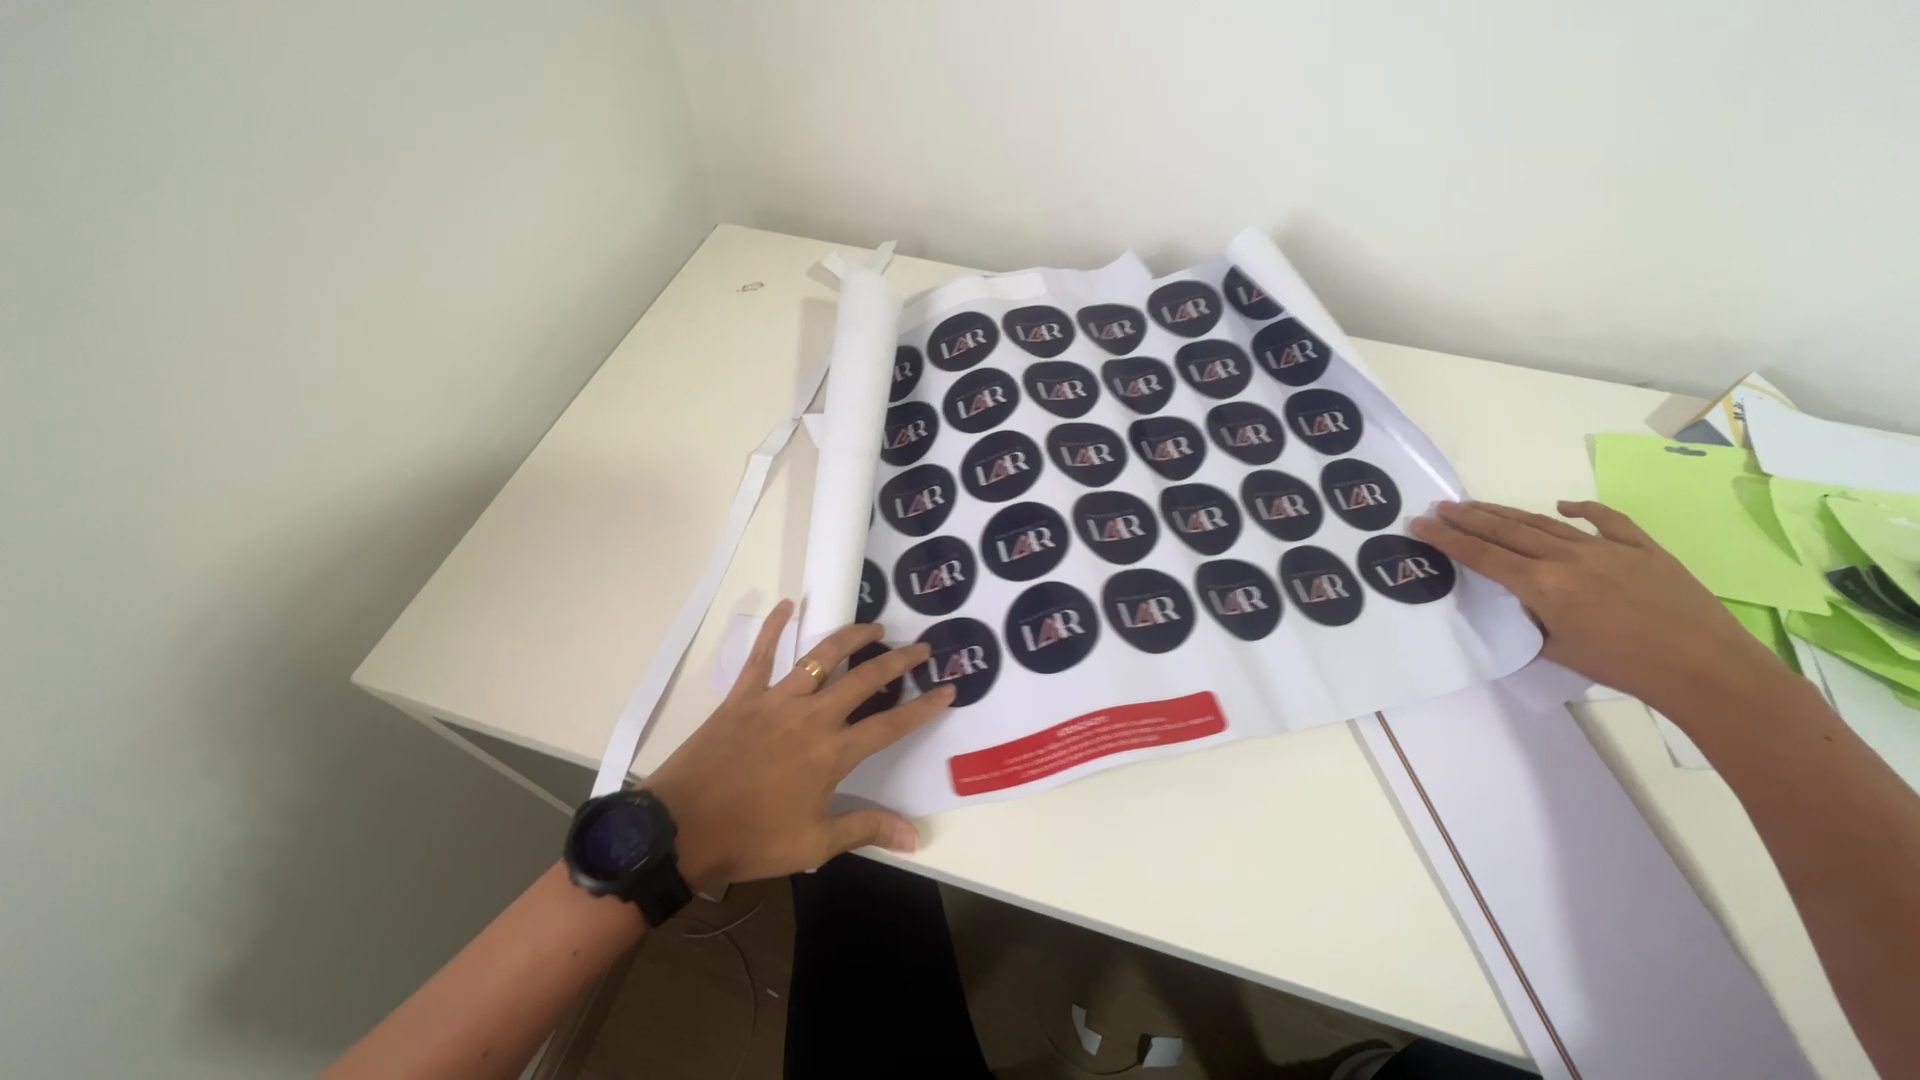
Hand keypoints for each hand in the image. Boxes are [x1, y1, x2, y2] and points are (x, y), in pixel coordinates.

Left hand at [643, 600, 951, 888]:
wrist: (680, 829)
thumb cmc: (750, 839)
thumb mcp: (814, 844)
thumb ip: (866, 828)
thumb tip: (915, 835)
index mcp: (832, 753)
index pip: (890, 724)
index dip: (923, 707)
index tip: (947, 689)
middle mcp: (811, 717)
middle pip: (864, 680)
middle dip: (897, 660)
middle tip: (920, 646)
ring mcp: (775, 700)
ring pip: (820, 657)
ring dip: (851, 638)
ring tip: (874, 627)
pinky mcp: (742, 696)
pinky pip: (761, 654)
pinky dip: (775, 627)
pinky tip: (788, 604)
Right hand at [1409, 499, 1792, 712]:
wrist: (1705, 668)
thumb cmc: (1624, 667)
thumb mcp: (1559, 650)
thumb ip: (1532, 618)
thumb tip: (1524, 599)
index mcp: (1542, 584)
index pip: (1482, 555)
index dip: (1447, 538)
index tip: (1420, 523)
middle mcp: (1568, 557)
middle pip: (1507, 530)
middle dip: (1469, 517)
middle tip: (1441, 506)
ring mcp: (1607, 548)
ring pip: (1545, 523)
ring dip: (1508, 512)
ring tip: (1480, 505)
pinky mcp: (1643, 549)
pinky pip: (1607, 521)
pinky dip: (1582, 509)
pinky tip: (1563, 505)